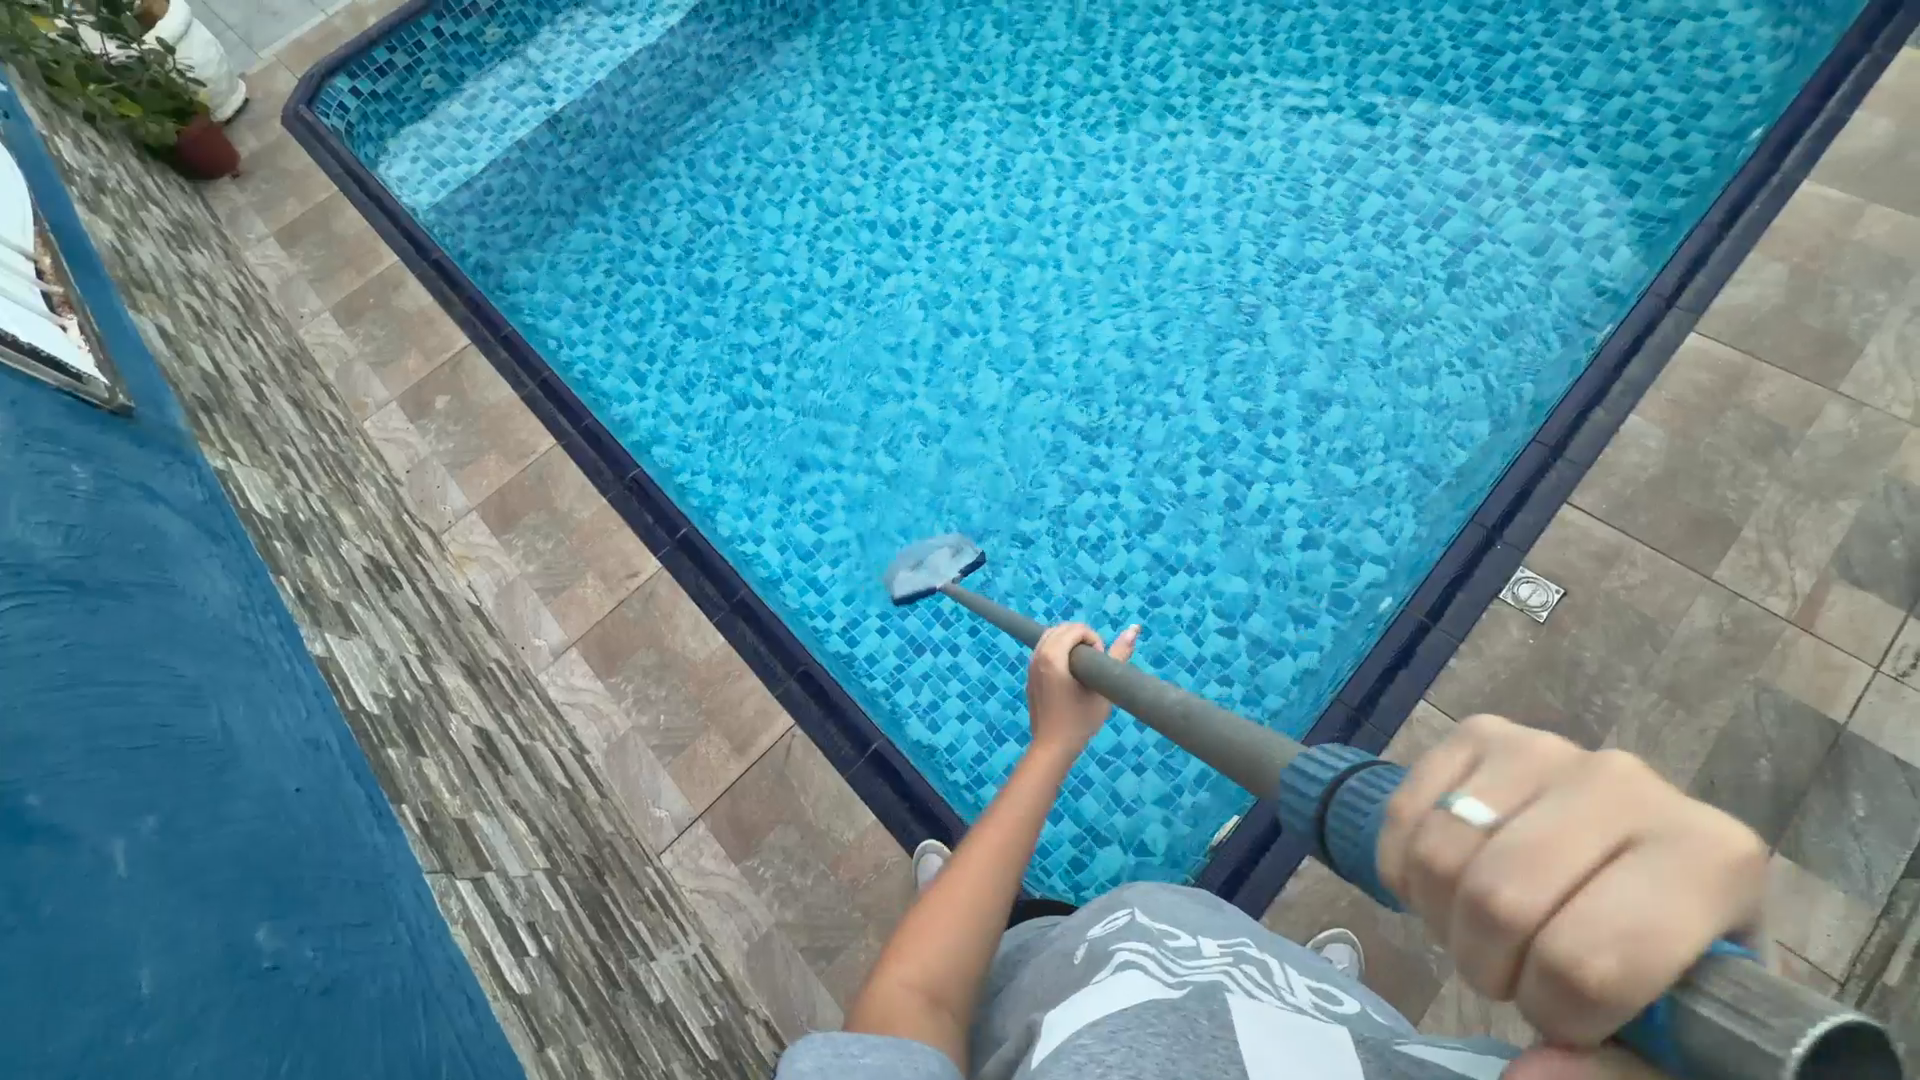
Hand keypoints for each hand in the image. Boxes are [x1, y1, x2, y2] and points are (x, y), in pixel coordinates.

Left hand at [1025, 622, 1139, 756]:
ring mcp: (1030, 665)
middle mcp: (1037, 656)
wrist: (1053, 746)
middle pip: (1061, 629)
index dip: (1093, 640)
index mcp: (1052, 656)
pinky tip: (1069, 675)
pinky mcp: (1029, 676)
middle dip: (1081, 638)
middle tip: (1093, 664)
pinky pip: (1043, 651)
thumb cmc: (1080, 720)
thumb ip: (1118, 657)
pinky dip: (1058, 652)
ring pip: (1050, 637)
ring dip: (1069, 644)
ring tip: (1083, 669)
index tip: (1099, 662)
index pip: (1075, 629)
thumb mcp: (1102, 689)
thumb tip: (1134, 629)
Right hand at [1376, 714, 1765, 1066]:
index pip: (1592, 957)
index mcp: (1709, 857)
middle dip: (1484, 963)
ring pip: (1440, 853)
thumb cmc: (1672, 947)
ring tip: (1475, 930)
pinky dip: (1402, 868)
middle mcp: (1624, 782)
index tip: (1564, 1021)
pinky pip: (1402, 812)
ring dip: (1439, 916)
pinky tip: (1441, 885)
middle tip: (1505, 977)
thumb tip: (1526, 1079)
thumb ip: (1624, 1069)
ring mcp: (1541, 748)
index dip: (1555, 1010)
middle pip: (1499, 898)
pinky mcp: (1478, 733)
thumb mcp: (1684, 1025)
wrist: (1644, 855)